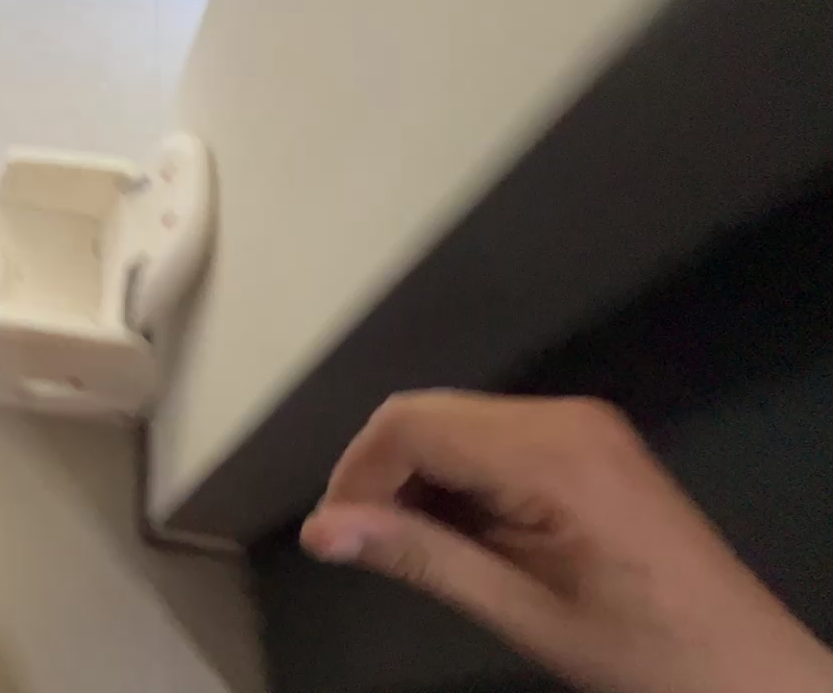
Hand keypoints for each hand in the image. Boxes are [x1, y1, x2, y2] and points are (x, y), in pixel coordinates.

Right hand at [302, 391, 832, 692]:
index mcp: (554, 456)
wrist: (762, 682)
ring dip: (409, 471)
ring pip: (441, 418)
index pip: (410, 428)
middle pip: (421, 414)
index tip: (338, 529)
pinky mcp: (576, 434)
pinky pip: (475, 429)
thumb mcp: (525, 615)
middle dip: (378, 471)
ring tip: (412, 534)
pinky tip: (457, 519)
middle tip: (364, 535)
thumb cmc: (650, 658)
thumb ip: (417, 557)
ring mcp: (573, 421)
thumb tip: (317, 530)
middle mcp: (561, 418)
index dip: (358, 472)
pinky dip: (445, 468)